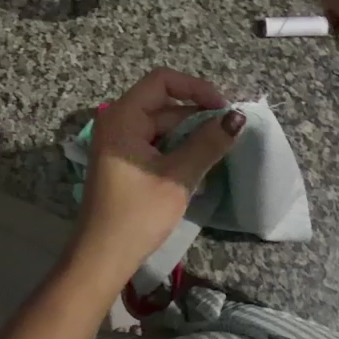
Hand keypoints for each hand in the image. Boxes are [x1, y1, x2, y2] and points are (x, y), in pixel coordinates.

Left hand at [69, 69, 243, 283]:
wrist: (102, 257)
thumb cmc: (137, 215)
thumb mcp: (177, 178)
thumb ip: (207, 144)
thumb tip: (237, 117)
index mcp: (122, 116)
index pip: (162, 80)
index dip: (196, 88)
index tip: (224, 109)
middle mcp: (116, 120)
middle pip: (163, 102)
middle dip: (197, 112)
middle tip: (231, 131)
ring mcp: (118, 140)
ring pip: (161, 123)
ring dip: (190, 131)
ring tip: (221, 146)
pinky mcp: (123, 159)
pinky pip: (154, 140)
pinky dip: (178, 145)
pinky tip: (200, 159)